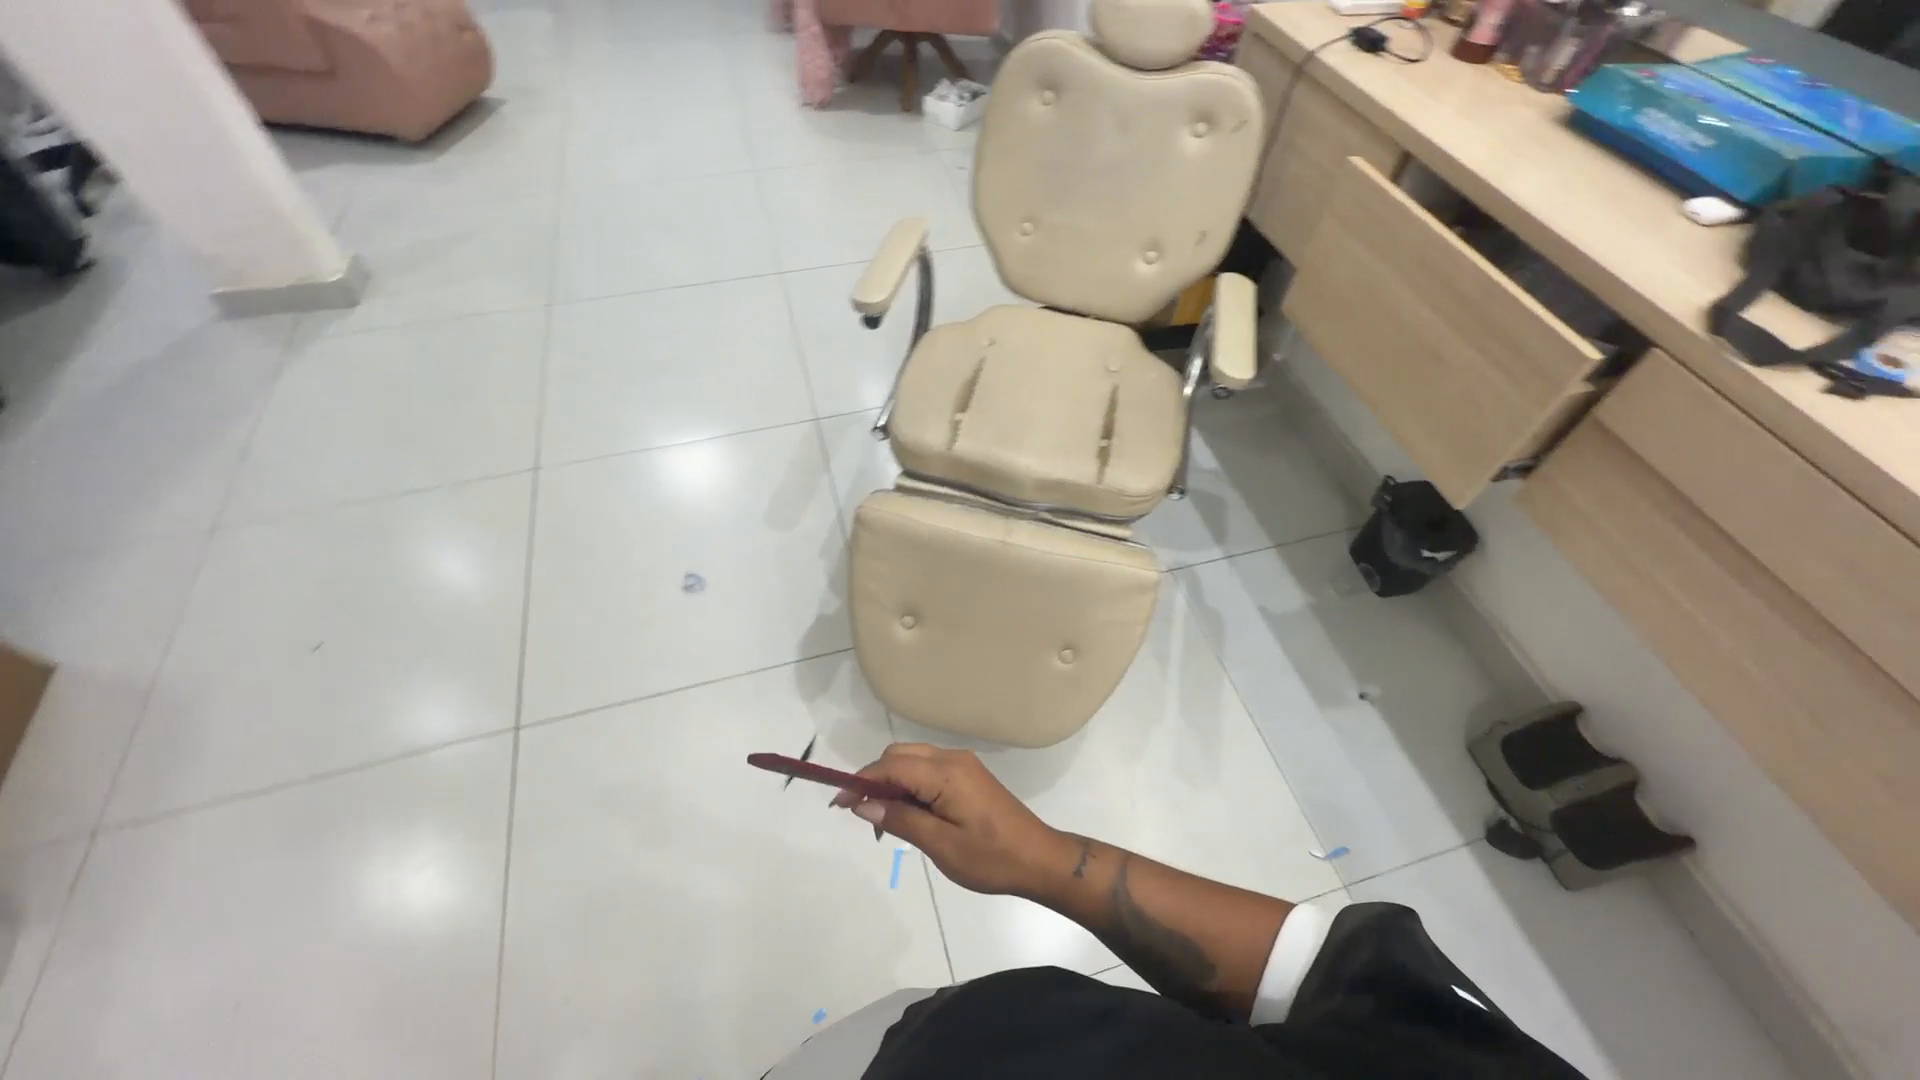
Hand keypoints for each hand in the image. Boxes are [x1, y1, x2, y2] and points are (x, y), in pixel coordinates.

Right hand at [831, 744, 1072, 897]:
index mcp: (946, 774)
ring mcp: (963, 765)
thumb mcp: (941, 846)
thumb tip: (863, 805)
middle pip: (899, 755)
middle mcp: (953, 759)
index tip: (839, 803)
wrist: (1039, 859)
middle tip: (862, 815)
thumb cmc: (991, 858)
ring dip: (892, 782)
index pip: (891, 766)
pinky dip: (910, 783)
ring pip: (913, 759)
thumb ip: (900, 821)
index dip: (861, 781)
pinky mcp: (969, 775)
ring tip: (883, 819)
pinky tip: (908, 812)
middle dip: (875, 779)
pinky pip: (928, 768)